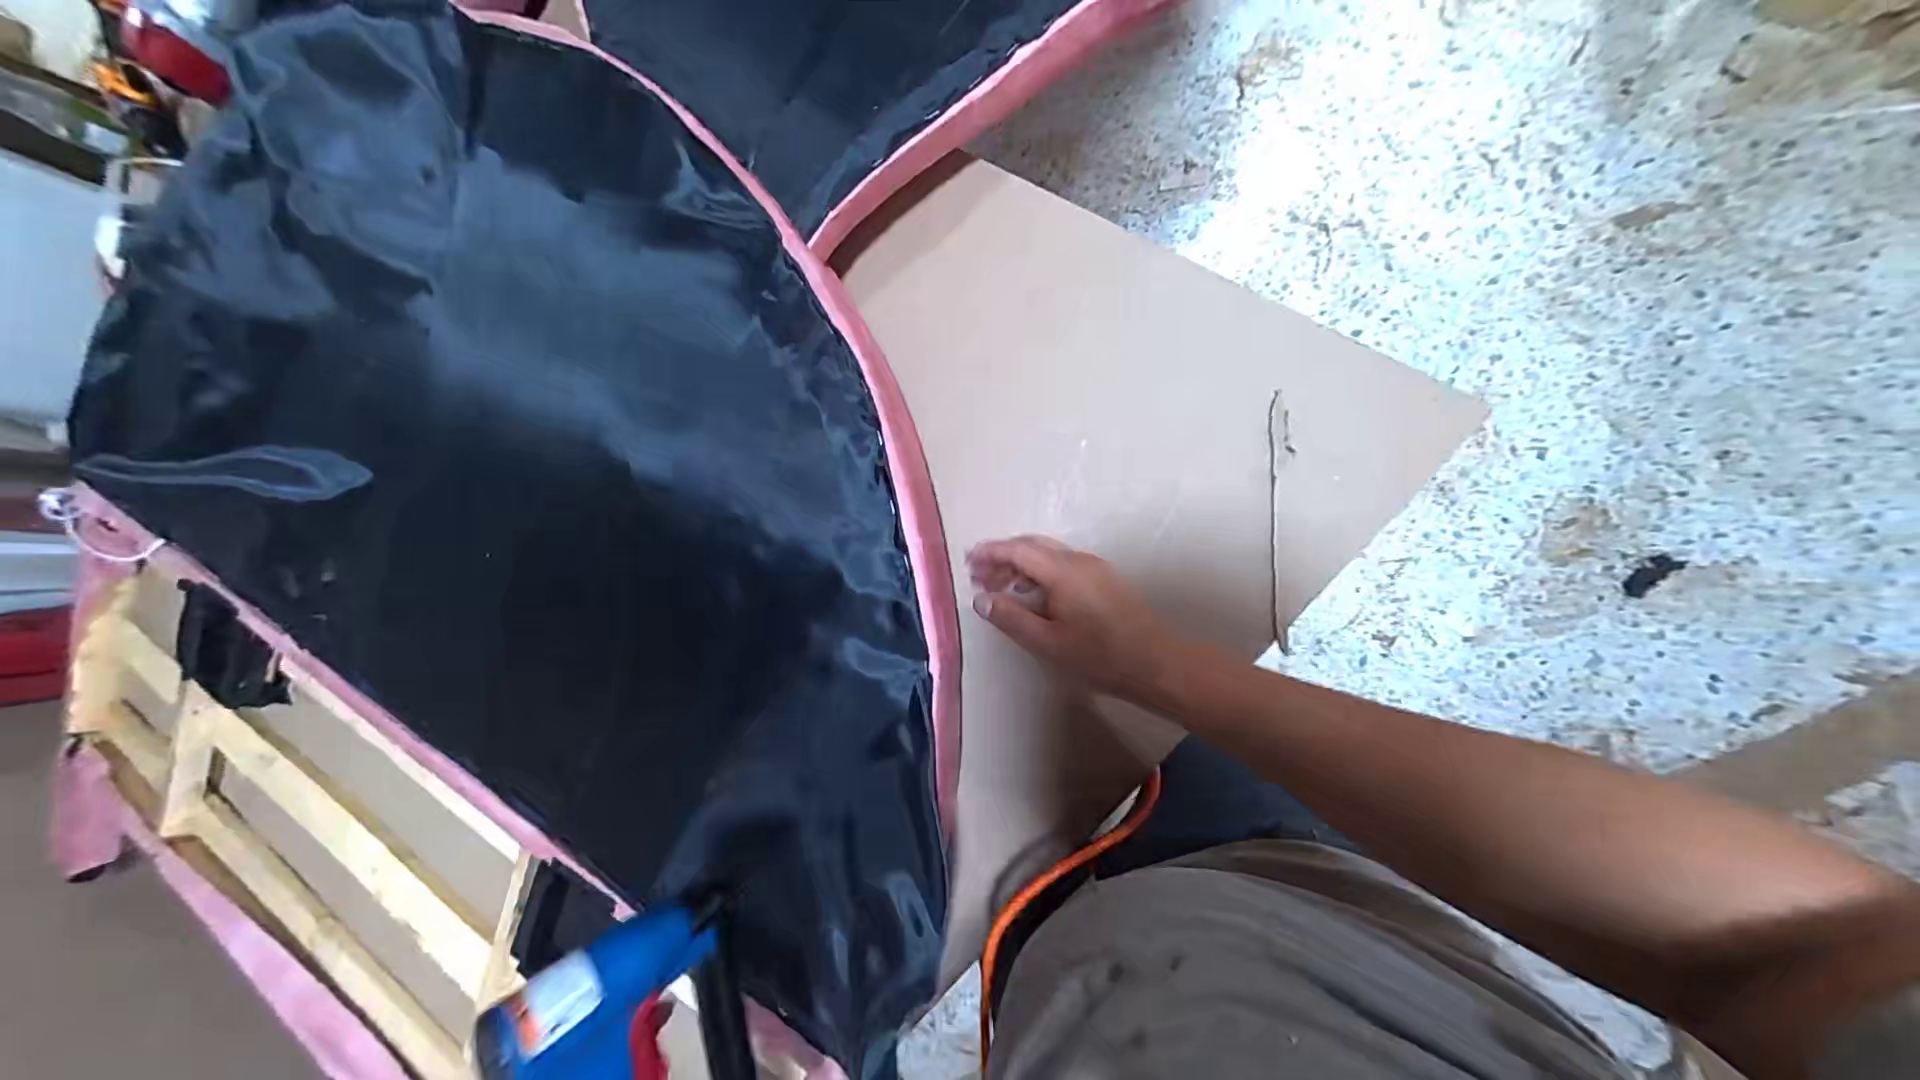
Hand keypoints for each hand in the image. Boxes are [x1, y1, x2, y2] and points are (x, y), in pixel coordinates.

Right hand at [966, 535, 1178, 704]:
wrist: (1155, 664)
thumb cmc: (1098, 656)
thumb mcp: (1047, 642)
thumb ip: (1011, 617)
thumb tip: (981, 599)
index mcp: (1063, 571)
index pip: (1018, 550)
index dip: (990, 553)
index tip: (967, 561)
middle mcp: (1079, 560)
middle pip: (1033, 545)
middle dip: (1003, 556)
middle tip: (979, 575)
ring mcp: (1095, 567)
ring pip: (1049, 554)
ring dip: (1021, 564)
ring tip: (999, 587)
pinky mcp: (1104, 579)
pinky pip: (1063, 564)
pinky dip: (1039, 571)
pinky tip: (1031, 594)